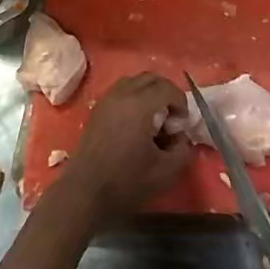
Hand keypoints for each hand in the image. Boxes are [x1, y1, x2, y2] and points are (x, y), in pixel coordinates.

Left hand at [59, 73, 192, 224]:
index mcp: (140, 104)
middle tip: (172, 117)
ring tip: (155, 118)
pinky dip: (134, 97)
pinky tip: (136, 122)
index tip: (183, 122)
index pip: (167, 88)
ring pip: (134, 81)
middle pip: (150, 78)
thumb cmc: (127, 180)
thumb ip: (183, 149)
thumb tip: (180, 136)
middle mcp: (122, 94)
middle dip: (166, 92)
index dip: (181, 101)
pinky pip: (121, 91)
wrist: (87, 190)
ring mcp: (107, 99)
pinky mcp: (98, 109)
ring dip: (149, 92)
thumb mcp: (167, 171)